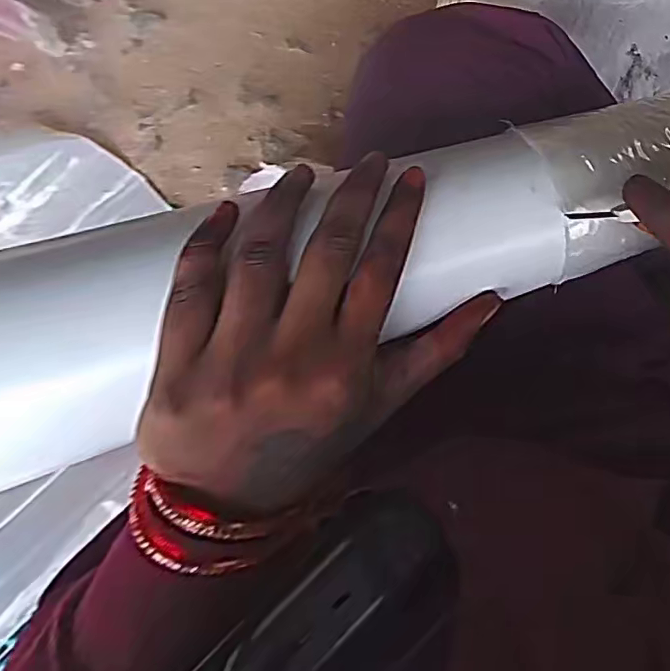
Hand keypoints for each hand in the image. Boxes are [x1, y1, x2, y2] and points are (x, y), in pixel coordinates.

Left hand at [137, 153, 500, 515]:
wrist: (221, 508)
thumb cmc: (314, 443)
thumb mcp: (383, 402)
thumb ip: (438, 350)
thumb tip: (491, 301)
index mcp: (346, 365)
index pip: (380, 271)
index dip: (399, 216)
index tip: (409, 176)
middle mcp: (292, 355)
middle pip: (327, 251)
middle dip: (354, 194)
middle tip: (369, 162)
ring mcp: (230, 356)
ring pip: (260, 256)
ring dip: (284, 203)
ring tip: (303, 173)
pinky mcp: (178, 360)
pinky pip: (190, 285)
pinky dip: (207, 240)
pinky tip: (230, 208)